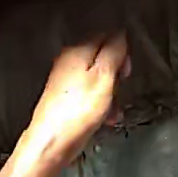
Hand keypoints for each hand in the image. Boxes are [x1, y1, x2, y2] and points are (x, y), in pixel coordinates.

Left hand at [18, 33, 128, 168]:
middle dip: (116, 77)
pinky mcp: (65, 99)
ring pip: (98, 80)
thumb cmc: (77, 112)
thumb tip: (121, 34)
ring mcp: (65, 81)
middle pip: (103, 60)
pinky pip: (89, 95)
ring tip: (112, 110)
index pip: (107, 37)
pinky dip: (100, 105)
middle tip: (118, 90)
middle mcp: (68, 62)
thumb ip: (114, 51)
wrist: (52, 143)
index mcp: (77, 51)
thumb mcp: (104, 76)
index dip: (122, 53)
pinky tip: (103, 118)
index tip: (125, 71)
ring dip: (110, 94)